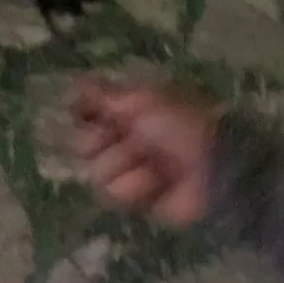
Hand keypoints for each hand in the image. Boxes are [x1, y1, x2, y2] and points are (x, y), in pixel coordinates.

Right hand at [73, 77, 217, 227]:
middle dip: (105, 143)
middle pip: (84, 146)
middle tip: (129, 140)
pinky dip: (139, 187)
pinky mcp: (137, 199)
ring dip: (126, 167)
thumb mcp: (140, 100)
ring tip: (152, 164)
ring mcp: (129, 171)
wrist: (211, 168)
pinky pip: (117, 196)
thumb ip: (102, 94)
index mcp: (126, 111)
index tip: (85, 115)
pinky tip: (158, 183)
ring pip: (99, 173)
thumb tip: (72, 83)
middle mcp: (122, 139)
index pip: (86, 114)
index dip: (85, 116)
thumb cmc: (178, 125)